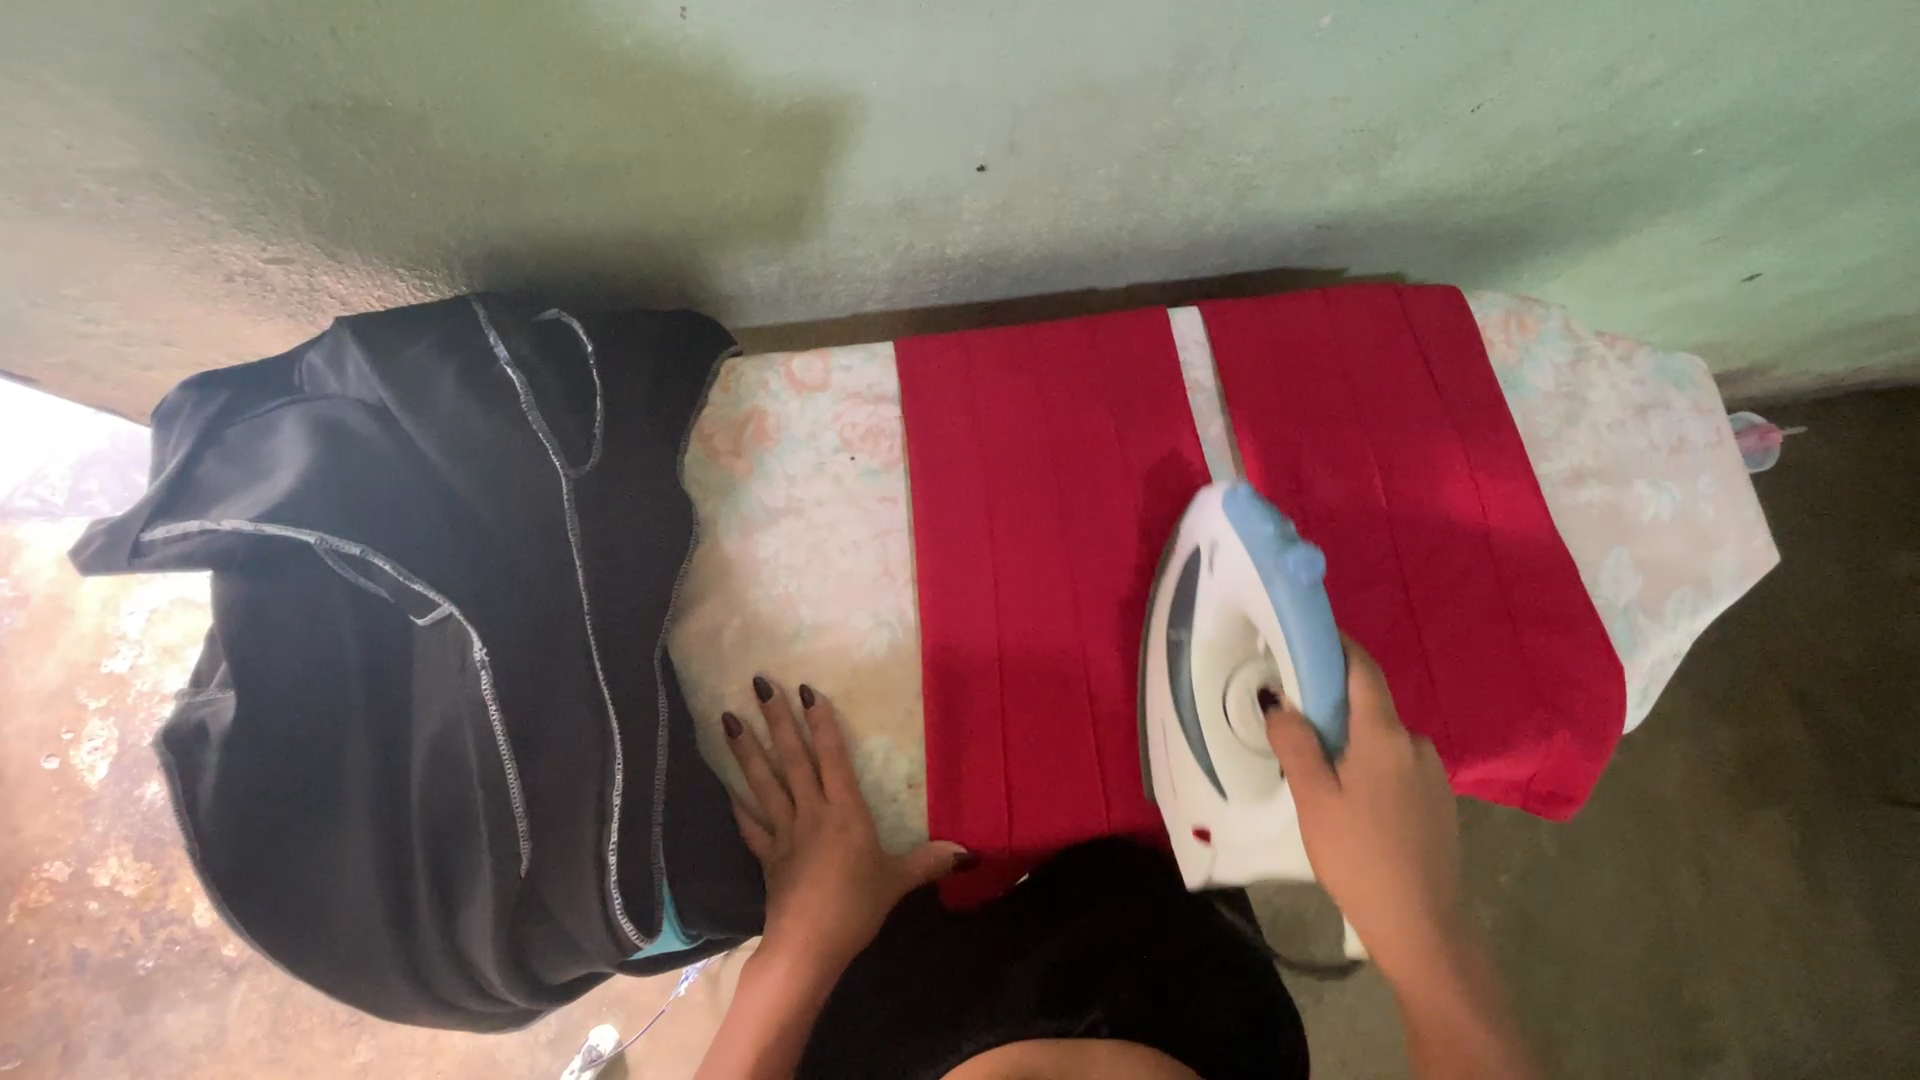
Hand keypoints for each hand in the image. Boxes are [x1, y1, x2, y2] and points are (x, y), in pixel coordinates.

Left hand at [724, 676, 970, 971]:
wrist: (807, 947)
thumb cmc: (856, 907)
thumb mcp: (898, 881)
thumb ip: (929, 861)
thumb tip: (970, 853)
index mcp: (845, 811)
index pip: (832, 756)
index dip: (820, 722)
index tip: (805, 690)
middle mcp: (812, 812)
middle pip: (792, 759)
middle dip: (776, 720)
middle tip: (759, 685)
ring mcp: (784, 833)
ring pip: (763, 783)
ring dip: (746, 751)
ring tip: (728, 720)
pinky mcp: (767, 857)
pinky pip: (751, 825)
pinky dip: (739, 806)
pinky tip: (729, 790)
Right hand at [1262, 637, 1461, 978]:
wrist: (1422, 925)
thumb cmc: (1358, 856)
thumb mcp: (1312, 799)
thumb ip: (1295, 743)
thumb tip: (1280, 703)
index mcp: (1385, 736)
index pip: (1362, 669)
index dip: (1337, 645)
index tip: (1307, 635)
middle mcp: (1416, 743)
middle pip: (1370, 705)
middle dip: (1333, 704)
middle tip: (1294, 723)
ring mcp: (1433, 773)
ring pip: (1382, 738)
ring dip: (1352, 741)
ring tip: (1320, 774)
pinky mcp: (1440, 800)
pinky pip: (1397, 764)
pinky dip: (1370, 765)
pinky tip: (1353, 801)